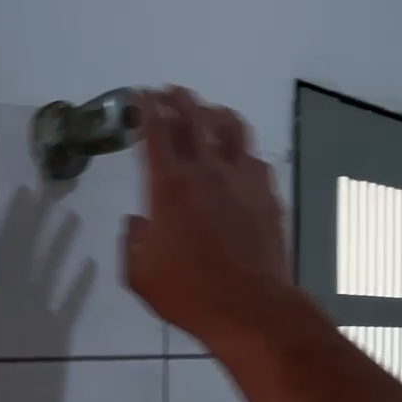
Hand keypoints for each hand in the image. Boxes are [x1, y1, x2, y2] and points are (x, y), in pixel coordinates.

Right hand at [123, 87, 290, 340]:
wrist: (249, 309)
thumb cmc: (186, 294)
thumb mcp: (138, 273)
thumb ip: (134, 239)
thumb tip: (138, 220)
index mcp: (169, 188)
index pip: (156, 133)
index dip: (146, 109)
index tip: (139, 95)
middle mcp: (207, 173)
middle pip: (194, 118)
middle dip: (178, 99)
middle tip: (168, 92)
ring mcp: (243, 180)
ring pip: (231, 128)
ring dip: (214, 113)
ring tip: (206, 112)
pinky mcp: (267, 195)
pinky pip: (253, 158)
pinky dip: (239, 148)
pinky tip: (236, 157)